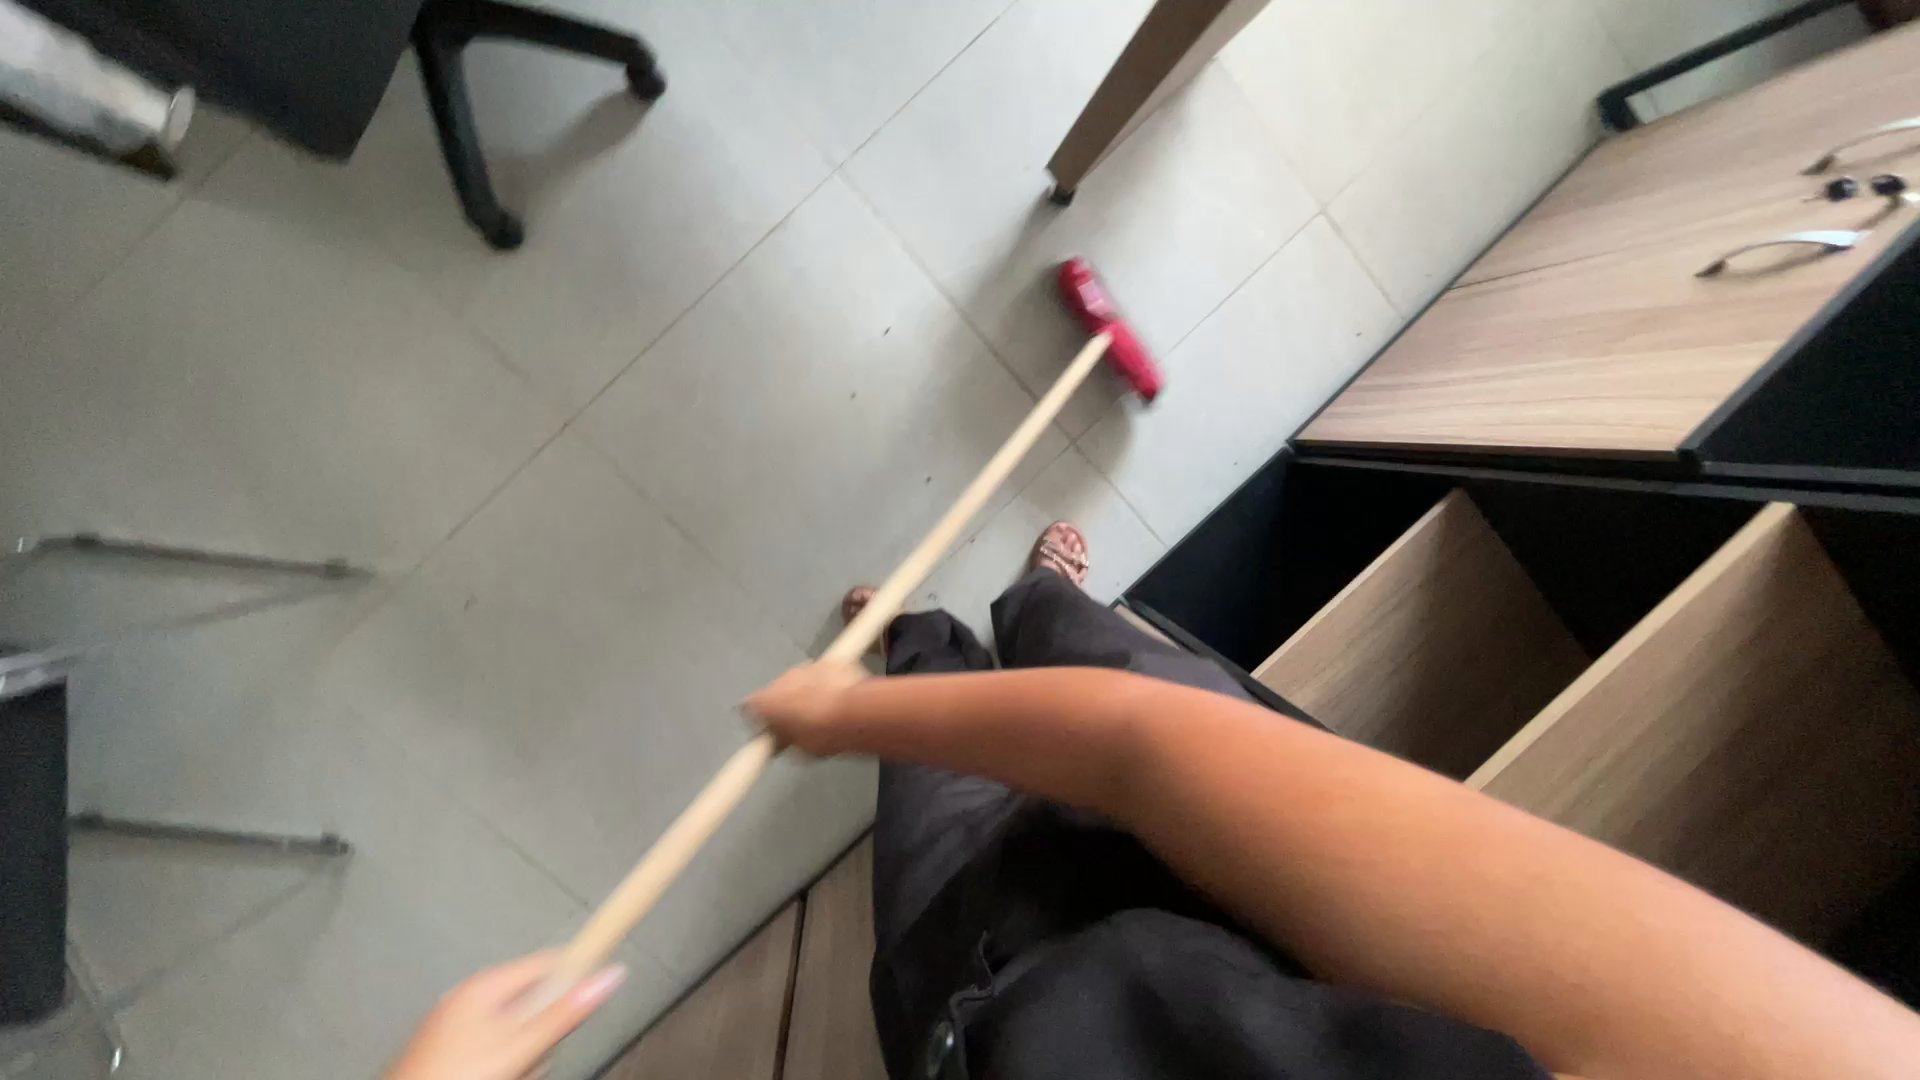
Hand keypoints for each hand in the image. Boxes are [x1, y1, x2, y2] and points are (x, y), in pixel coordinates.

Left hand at [382, 952, 625, 1079]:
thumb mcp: (520, 1049)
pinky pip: (491, 1044)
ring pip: (514, 1027)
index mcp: (488, 983)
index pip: (551, 961)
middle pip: (533, 998)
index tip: (586, 1007)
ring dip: (523, 1053)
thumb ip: (566, 1012)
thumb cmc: (462, 1079)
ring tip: (514, 1076)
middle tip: (535, 1061)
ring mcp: (452, 1022)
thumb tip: (615, 972)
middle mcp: (469, 993)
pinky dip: (501, 1062)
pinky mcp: (441, 1050)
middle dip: (543, 1032)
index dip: (575, 978)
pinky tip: (499, 1078)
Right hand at [743, 660, 865, 755]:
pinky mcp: (827, 662)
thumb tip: (780, 740)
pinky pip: (822, 674)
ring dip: (806, 691)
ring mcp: (804, 668)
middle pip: (777, 691)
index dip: (761, 719)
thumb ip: (781, 739)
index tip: (771, 729)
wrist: (852, 714)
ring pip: (800, 680)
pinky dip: (826, 683)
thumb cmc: (821, 735)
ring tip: (821, 710)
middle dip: (786, 703)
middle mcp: (779, 680)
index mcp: (764, 702)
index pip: (749, 708)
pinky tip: (837, 698)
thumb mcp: (795, 749)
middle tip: (801, 722)